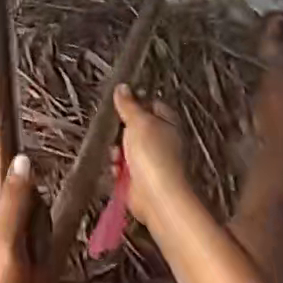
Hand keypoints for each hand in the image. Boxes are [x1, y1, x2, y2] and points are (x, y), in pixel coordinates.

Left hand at [0, 150, 37, 282]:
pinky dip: (31, 257)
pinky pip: (21, 245)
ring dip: (35, 236)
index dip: (16, 155)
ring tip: (33, 263)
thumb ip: (15, 199)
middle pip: (14, 187)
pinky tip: (31, 279)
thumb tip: (22, 158)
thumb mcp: (5, 243)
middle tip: (35, 234)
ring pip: (22, 218)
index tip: (39, 173)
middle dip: (33, 206)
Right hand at [113, 84, 191, 231]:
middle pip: (134, 126)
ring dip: (117, 151)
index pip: (151, 105)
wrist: (156, 195)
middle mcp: (160, 141)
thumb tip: (122, 87)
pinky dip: (117, 169)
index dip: (136, 102)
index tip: (121, 103)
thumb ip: (128, 104)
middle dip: (121, 130)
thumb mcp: (138, 121)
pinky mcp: (138, 178)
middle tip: (115, 130)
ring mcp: (150, 160)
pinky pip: (122, 167)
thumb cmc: (153, 155)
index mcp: (166, 123)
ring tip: (117, 155)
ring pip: (125, 147)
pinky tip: (117, 170)